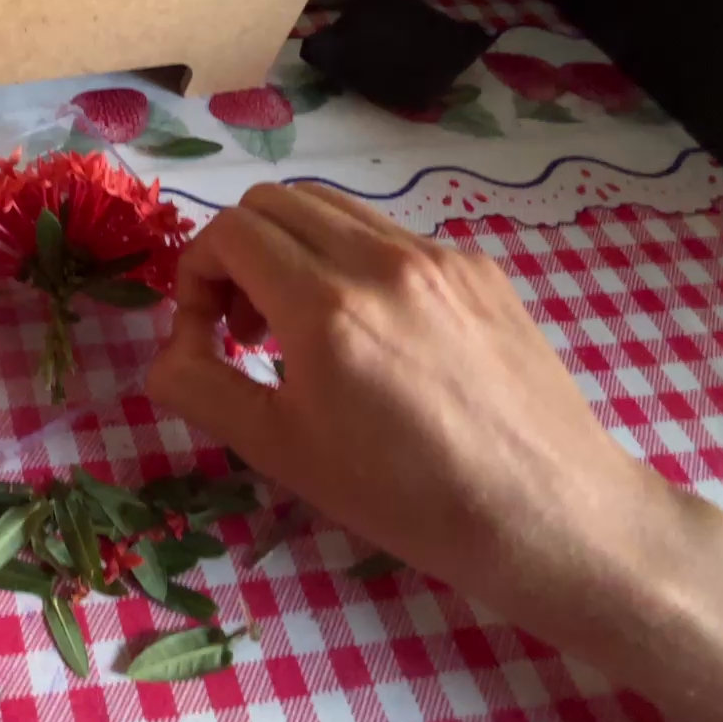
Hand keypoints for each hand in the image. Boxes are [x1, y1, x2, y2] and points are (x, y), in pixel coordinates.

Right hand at [147, 185, 722, 721]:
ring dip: (284, 247)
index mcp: (327, 307)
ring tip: (296, 319)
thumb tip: (167, 350)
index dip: (195, 271)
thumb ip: (195, 385)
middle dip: (232, 251)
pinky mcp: (475, 263)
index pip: (228, 232)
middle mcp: (380, 259)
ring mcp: (436, 254)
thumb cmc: (404, 494)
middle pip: (269, 201)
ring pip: (324, 205)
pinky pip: (379, 231)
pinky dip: (340, 258)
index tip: (205, 330)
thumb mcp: (275, 449)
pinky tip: (364, 327)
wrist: (556, 520)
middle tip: (241, 322)